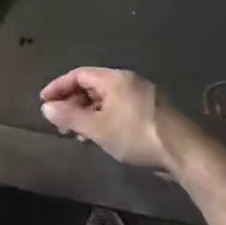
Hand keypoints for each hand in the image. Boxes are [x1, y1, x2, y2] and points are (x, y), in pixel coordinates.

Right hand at [39, 67, 185, 170]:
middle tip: (59, 122)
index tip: (43, 102)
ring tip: (77, 133)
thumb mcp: (96, 127)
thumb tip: (47, 107)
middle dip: (72, 102)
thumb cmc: (135, 135)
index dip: (58, 87)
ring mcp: (142, 96)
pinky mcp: (151, 112)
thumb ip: (69, 116)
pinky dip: (103, 119)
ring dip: (87, 113)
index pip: (79, 74)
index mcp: (114, 78)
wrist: (181, 149)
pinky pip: (119, 109)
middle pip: (93, 86)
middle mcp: (129, 81)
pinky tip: (100, 137)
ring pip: (106, 99)